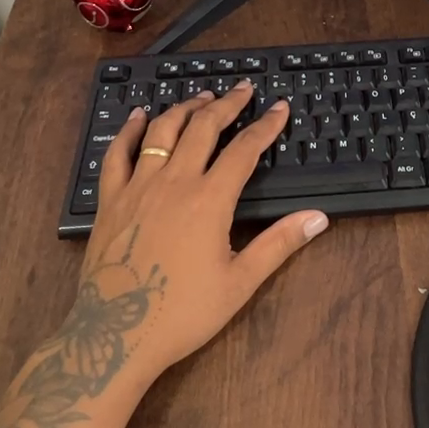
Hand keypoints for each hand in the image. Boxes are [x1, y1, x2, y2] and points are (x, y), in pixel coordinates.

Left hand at [0, 82, 326, 427]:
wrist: (115, 337)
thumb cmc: (183, 313)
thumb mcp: (240, 282)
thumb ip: (279, 244)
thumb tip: (319, 217)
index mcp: (209, 200)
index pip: (244, 149)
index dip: (265, 125)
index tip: (279, 108)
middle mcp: (174, 182)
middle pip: (203, 127)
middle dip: (227, 104)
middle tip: (242, 89)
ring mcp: (138, 187)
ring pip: (162, 131)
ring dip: (184, 108)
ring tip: (201, 97)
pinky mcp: (109, 200)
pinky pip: (117, 154)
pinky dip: (128, 130)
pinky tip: (138, 116)